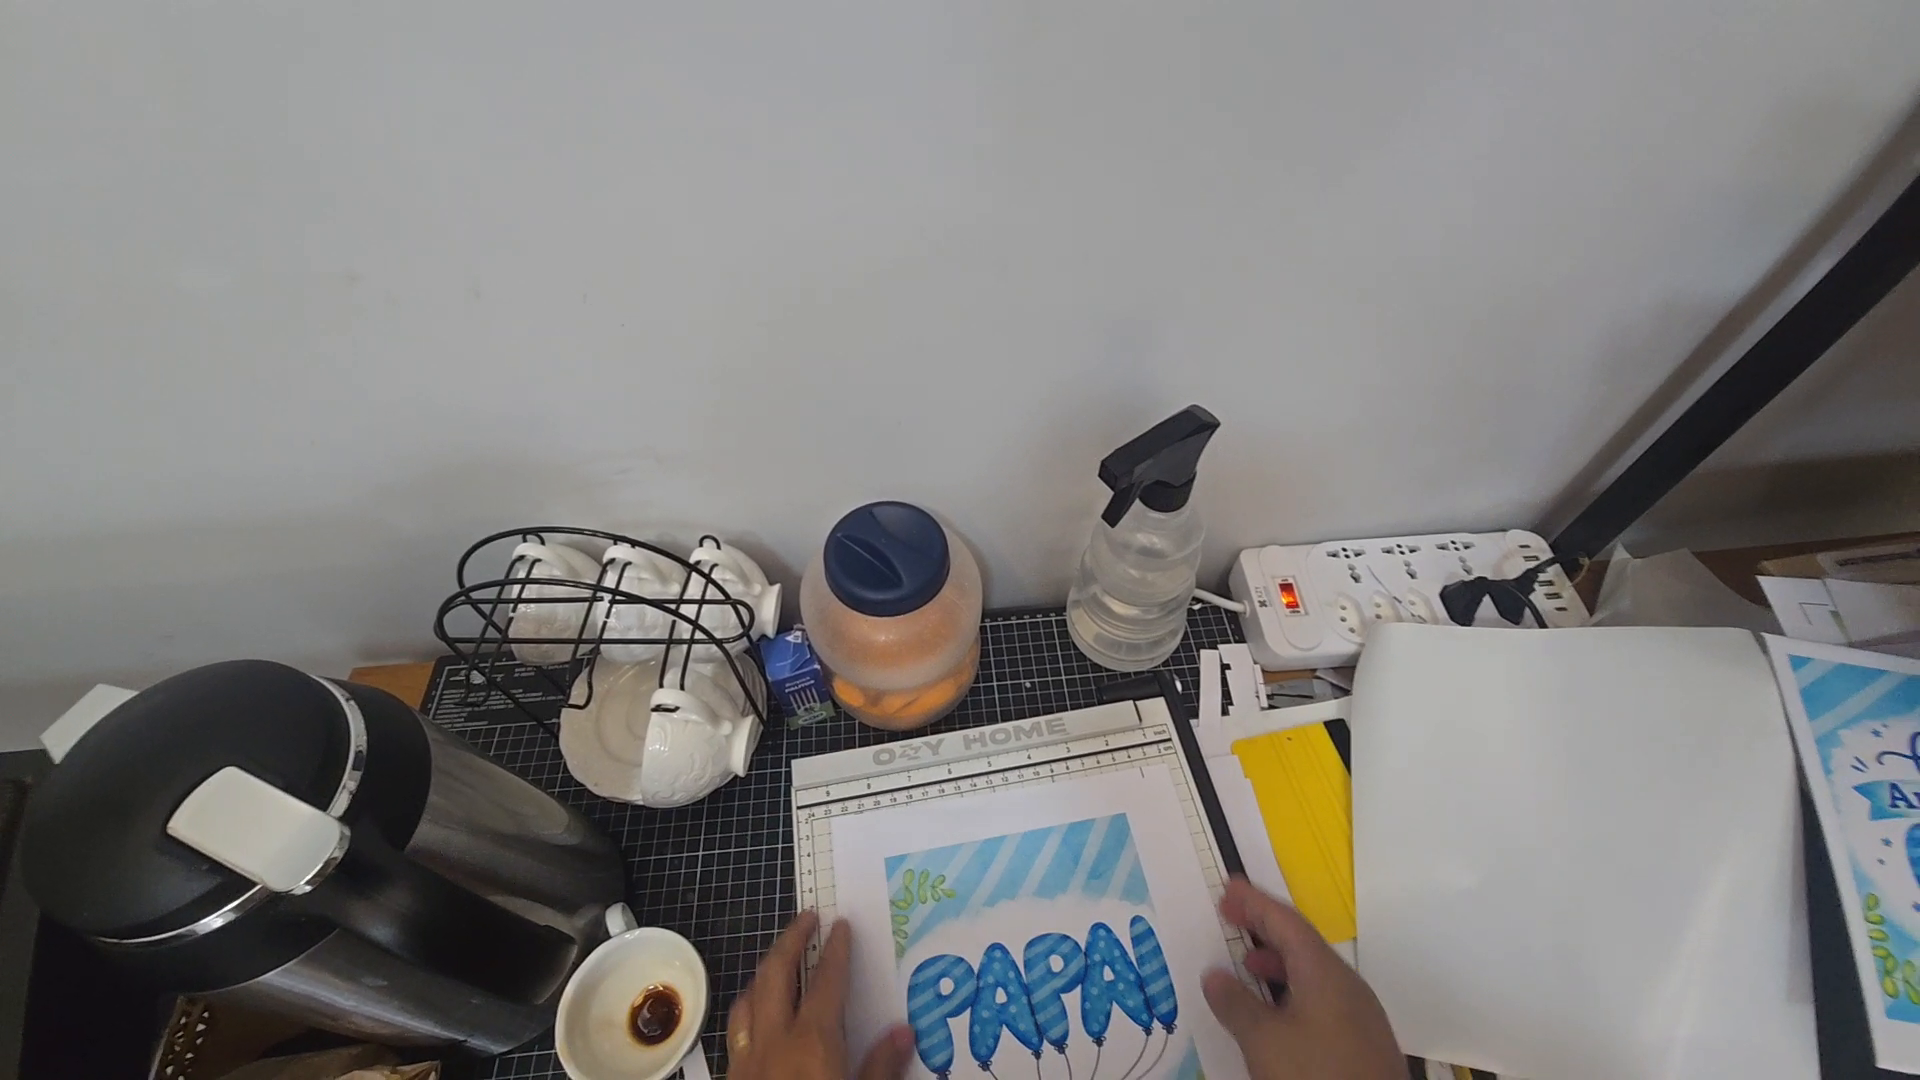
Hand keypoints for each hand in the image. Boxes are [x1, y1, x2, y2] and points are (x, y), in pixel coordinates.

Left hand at [727, 910, 915, 1079]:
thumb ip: (881, 1068)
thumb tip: (905, 1030)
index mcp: (813, 1041)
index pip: (827, 980)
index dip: (836, 949)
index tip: (841, 924)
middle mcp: (775, 1042)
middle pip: (777, 974)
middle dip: (791, 940)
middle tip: (807, 918)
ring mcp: (747, 1064)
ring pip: (748, 1000)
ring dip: (765, 972)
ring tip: (778, 961)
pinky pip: (736, 1034)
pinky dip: (748, 1012)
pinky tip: (756, 1021)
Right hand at [1202, 878, 1402, 1079]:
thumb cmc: (1315, 1077)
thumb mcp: (1262, 1041)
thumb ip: (1234, 1003)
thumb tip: (1215, 976)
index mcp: (1324, 972)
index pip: (1285, 921)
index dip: (1254, 902)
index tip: (1227, 887)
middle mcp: (1347, 985)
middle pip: (1301, 942)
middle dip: (1264, 926)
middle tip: (1229, 916)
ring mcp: (1360, 1017)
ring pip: (1313, 971)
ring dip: (1277, 960)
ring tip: (1247, 965)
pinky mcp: (1364, 1045)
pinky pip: (1322, 997)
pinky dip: (1292, 988)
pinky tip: (1276, 1011)